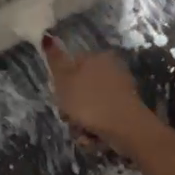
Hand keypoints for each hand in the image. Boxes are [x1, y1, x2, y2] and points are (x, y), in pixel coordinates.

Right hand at [43, 38, 159, 147]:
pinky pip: (102, 118)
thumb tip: (48, 36)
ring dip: (81, 122)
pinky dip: (95, 129)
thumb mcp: (64, 80)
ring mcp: (120, 91)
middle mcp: (111, 70)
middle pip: (80, 88)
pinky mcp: (125, 110)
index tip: (59, 98)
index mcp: (97, 58)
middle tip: (70, 117)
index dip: (61, 84)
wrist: (126, 128)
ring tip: (83, 132)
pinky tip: (94, 137)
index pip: (71, 65)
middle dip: (72, 107)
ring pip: (90, 106)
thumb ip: (55, 60)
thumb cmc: (90, 102)